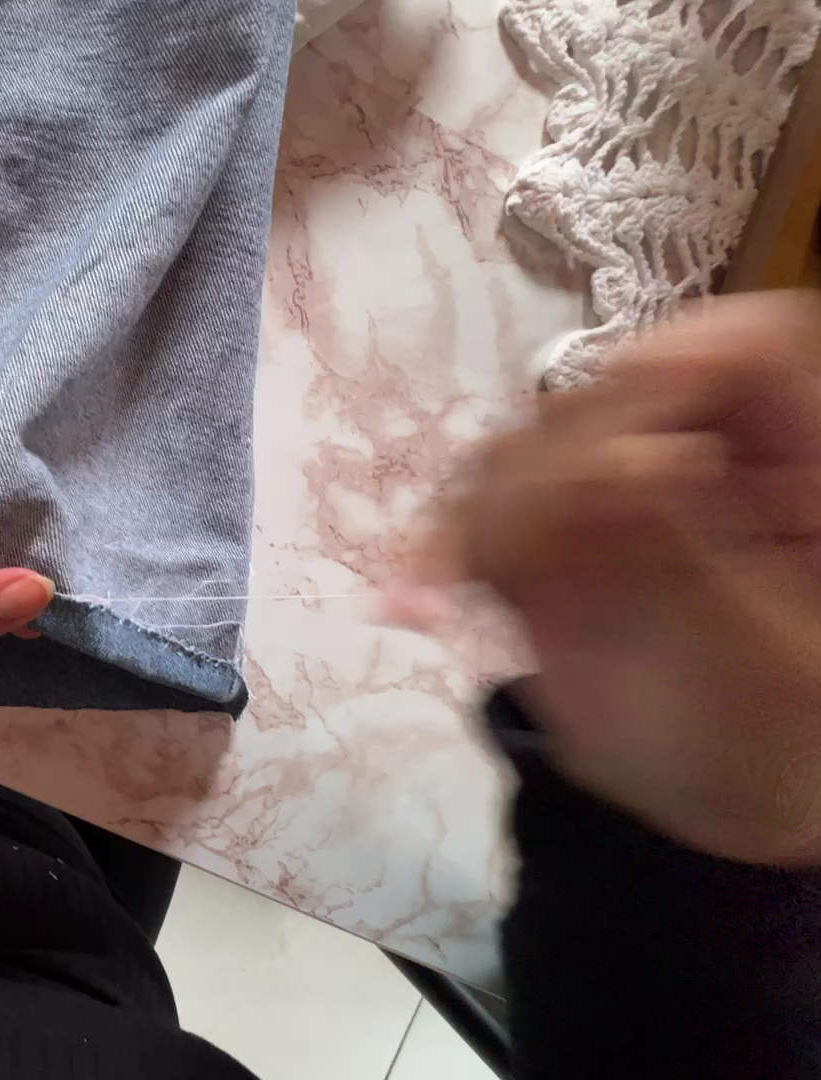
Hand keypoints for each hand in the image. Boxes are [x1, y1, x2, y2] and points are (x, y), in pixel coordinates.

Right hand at [414, 291, 820, 864]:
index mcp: (796, 473)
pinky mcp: (533, 539)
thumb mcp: (749, 661)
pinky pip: (459, 513)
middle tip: (509, 574)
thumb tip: (637, 453)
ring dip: (463, 528)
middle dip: (530, 483)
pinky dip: (425, 558)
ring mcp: (600, 500)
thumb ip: (688, 551)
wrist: (678, 802)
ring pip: (507, 453)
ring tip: (449, 604)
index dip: (664, 374)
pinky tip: (411, 605)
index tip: (599, 461)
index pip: (739, 352)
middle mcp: (691, 463)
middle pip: (590, 400)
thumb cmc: (753, 746)